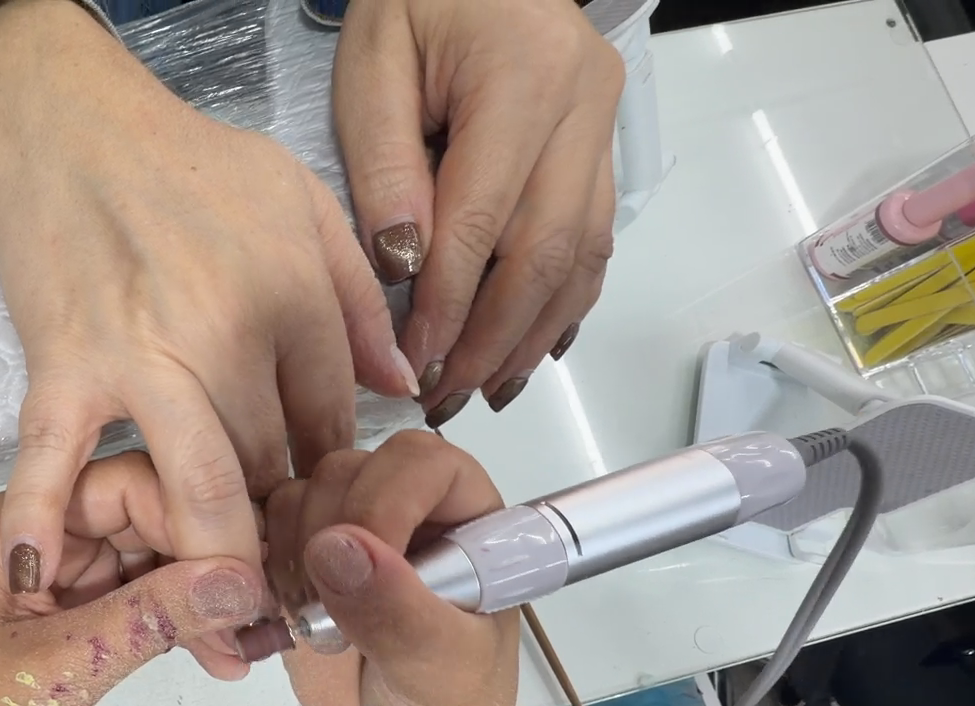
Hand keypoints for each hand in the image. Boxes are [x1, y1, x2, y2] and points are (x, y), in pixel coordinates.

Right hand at [0, 0, 411, 630]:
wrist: (73, 133)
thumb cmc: (190, 168)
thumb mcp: (303, 205)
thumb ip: (359, 296)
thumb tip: (398, 387)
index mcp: (293, 296)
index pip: (329, 422)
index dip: (325, 487)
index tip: (314, 530)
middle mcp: (228, 338)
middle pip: (268, 471)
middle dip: (276, 547)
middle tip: (273, 604)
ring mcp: (140, 359)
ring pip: (190, 485)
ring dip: (201, 562)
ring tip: (205, 621)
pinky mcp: (64, 367)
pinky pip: (53, 456)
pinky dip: (39, 517)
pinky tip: (33, 576)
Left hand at [0, 454, 263, 705]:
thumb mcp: (59, 666)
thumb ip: (149, 620)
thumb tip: (245, 581)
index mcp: (26, 521)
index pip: (132, 487)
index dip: (196, 524)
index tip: (250, 578)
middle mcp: (49, 531)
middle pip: (148, 520)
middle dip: (203, 569)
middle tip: (258, 624)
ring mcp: (63, 570)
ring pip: (151, 561)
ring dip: (196, 602)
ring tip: (245, 649)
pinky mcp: (73, 607)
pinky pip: (137, 598)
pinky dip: (173, 625)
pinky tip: (215, 653)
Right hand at [264, 432, 522, 705]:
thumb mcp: (441, 671)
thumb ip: (399, 613)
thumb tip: (335, 547)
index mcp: (462, 517)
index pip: (420, 462)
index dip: (383, 501)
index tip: (363, 569)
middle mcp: (400, 508)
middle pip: (344, 472)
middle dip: (326, 541)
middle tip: (332, 616)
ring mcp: (342, 531)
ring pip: (293, 497)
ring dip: (289, 559)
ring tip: (311, 621)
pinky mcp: (294, 557)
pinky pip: (258, 531)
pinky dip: (256, 569)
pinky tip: (279, 614)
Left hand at [336, 0, 622, 425]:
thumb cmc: (412, 2)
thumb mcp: (373, 73)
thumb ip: (386, 170)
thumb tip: (404, 267)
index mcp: (523, 80)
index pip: (482, 224)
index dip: (447, 307)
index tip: (413, 364)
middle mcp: (583, 108)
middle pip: (544, 254)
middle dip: (491, 341)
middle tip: (444, 396)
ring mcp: (602, 129)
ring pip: (578, 258)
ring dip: (529, 337)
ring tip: (483, 391)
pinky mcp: (597, 150)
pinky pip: (592, 242)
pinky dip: (560, 306)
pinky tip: (528, 350)